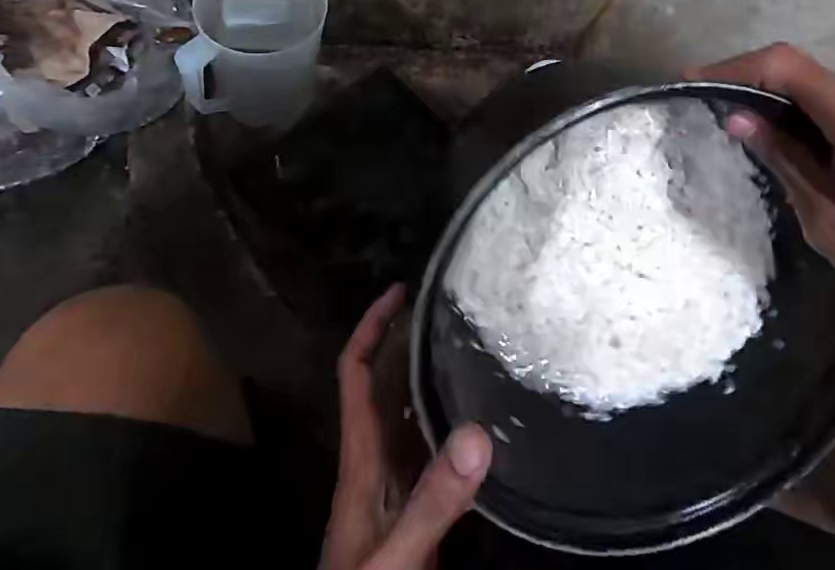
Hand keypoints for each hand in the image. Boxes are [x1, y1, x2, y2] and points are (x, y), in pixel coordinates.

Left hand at [320, 285, 492, 569]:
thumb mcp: (395, 554)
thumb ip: (432, 501)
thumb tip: (478, 433)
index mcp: (360, 460)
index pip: (357, 375)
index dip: (371, 328)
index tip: (399, 291)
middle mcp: (375, 461)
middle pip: (385, 384)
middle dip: (406, 339)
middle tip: (447, 305)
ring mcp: (395, 484)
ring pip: (408, 412)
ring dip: (428, 373)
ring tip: (467, 340)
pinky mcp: (414, 505)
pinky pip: (429, 445)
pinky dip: (448, 417)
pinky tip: (478, 411)